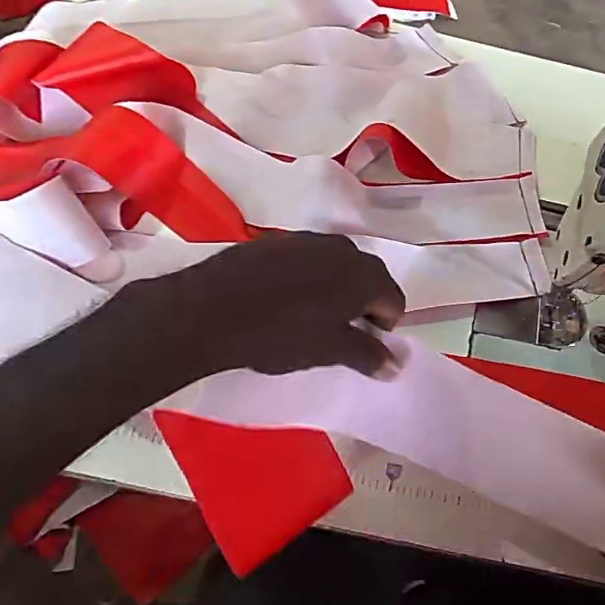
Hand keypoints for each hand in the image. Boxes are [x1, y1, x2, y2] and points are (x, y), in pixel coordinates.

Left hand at [124, 231, 405, 378]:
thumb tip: (395, 366)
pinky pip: (307, 260)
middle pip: (368, 279)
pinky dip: (306, 279)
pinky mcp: (276, 240)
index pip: (394, 300)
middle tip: (338, 333)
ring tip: (308, 317)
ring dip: (334, 290)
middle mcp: (342, 248)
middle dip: (361, 305)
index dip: (383, 326)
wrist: (209, 309)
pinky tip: (281, 300)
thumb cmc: (279, 334)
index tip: (361, 345)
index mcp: (363, 274)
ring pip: (336, 267)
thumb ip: (367, 354)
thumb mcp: (328, 350)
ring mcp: (308, 239)